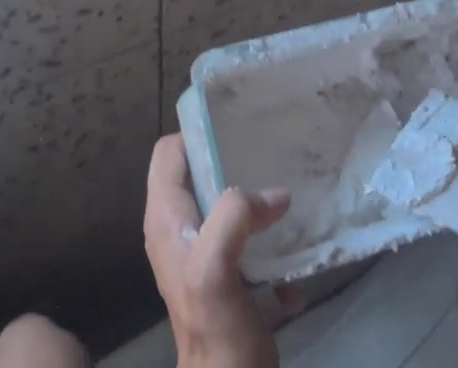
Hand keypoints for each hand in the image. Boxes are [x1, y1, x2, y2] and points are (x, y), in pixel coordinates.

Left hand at [144, 134, 292, 367]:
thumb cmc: (216, 330)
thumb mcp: (216, 270)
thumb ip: (233, 218)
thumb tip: (275, 194)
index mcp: (165, 220)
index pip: (169, 152)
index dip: (198, 134)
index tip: (238, 128)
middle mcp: (178, 230)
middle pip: (201, 171)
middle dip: (236, 159)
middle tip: (272, 151)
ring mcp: (202, 251)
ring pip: (228, 201)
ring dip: (258, 198)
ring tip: (289, 191)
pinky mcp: (228, 272)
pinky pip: (250, 235)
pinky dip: (270, 239)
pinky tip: (292, 255)